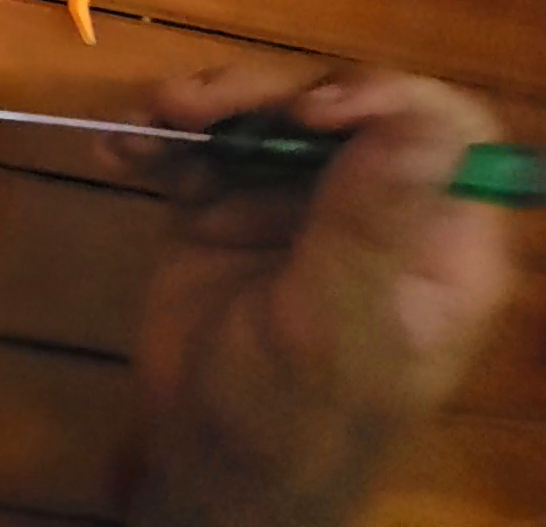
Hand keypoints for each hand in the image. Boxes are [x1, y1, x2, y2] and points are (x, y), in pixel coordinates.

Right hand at [118, 65, 514, 526]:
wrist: (204, 448)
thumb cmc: (291, 404)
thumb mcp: (335, 321)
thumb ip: (368, 224)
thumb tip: (412, 122)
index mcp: (426, 233)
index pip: (433, 130)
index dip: (373, 98)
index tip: (298, 110)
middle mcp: (356, 204)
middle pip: (318, 109)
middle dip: (248, 96)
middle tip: (177, 105)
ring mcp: (277, 203)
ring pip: (244, 120)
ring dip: (186, 110)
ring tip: (135, 124)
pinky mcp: (210, 208)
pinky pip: (183, 153)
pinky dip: (146, 142)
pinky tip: (113, 152)